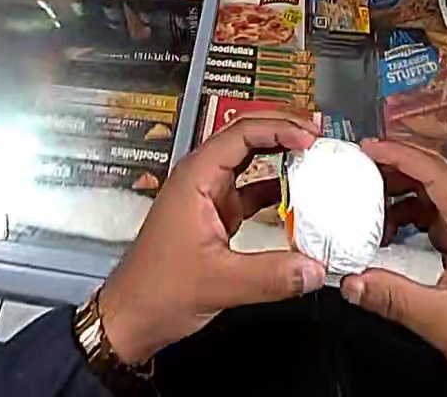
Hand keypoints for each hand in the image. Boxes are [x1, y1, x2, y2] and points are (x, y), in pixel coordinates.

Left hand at [98, 111, 326, 361]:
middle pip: (247, 133)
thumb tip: (314, 269)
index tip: (309, 138)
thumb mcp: (219, 283)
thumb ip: (270, 276)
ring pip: (249, 155)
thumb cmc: (158, 291)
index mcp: (197, 174)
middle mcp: (203, 173)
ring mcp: (210, 191)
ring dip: (279, 149)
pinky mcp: (217, 210)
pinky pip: (251, 185)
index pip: (243, 132)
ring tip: (311, 150)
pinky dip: (275, 183)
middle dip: (282, 127)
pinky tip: (297, 190)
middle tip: (316, 133)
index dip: (279, 129)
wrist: (130, 319)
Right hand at [342, 139, 446, 396]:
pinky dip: (409, 211)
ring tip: (367, 192)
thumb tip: (353, 282)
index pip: (435, 171)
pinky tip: (388, 227)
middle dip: (396, 162)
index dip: (399, 153)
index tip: (369, 147)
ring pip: (433, 188)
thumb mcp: (444, 322)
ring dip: (401, 187)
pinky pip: (435, 210)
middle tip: (360, 161)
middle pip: (434, 170)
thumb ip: (394, 298)